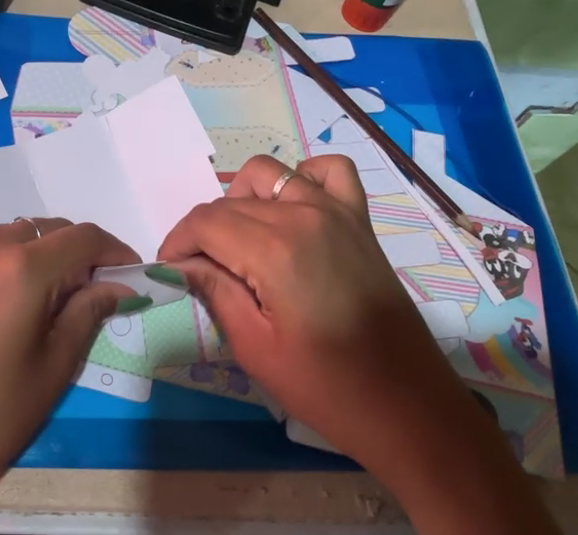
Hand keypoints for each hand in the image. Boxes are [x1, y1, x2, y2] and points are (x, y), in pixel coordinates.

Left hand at [0, 218, 139, 534]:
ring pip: (9, 236)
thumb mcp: (55, 365)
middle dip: (73, 255)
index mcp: (23, 268)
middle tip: (84, 293)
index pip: (83, 237)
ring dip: (34, 256)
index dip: (113, 250)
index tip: (128, 273)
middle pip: (46, 232)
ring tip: (38, 300)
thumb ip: (89, 312)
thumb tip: (119, 286)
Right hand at [158, 155, 556, 534]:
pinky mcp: (360, 219)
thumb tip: (181, 264)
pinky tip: (294, 211)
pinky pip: (328, 171)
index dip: (178, 243)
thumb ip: (215, 292)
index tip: (170, 270)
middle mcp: (303, 214)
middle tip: (202, 272)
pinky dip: (304, 179)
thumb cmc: (328, 388)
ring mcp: (336, 210)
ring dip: (243, 200)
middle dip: (205, 231)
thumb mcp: (256, 349)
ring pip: (270, 174)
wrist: (407, 405)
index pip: (205, 222)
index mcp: (274, 248)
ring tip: (242, 243)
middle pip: (231, 201)